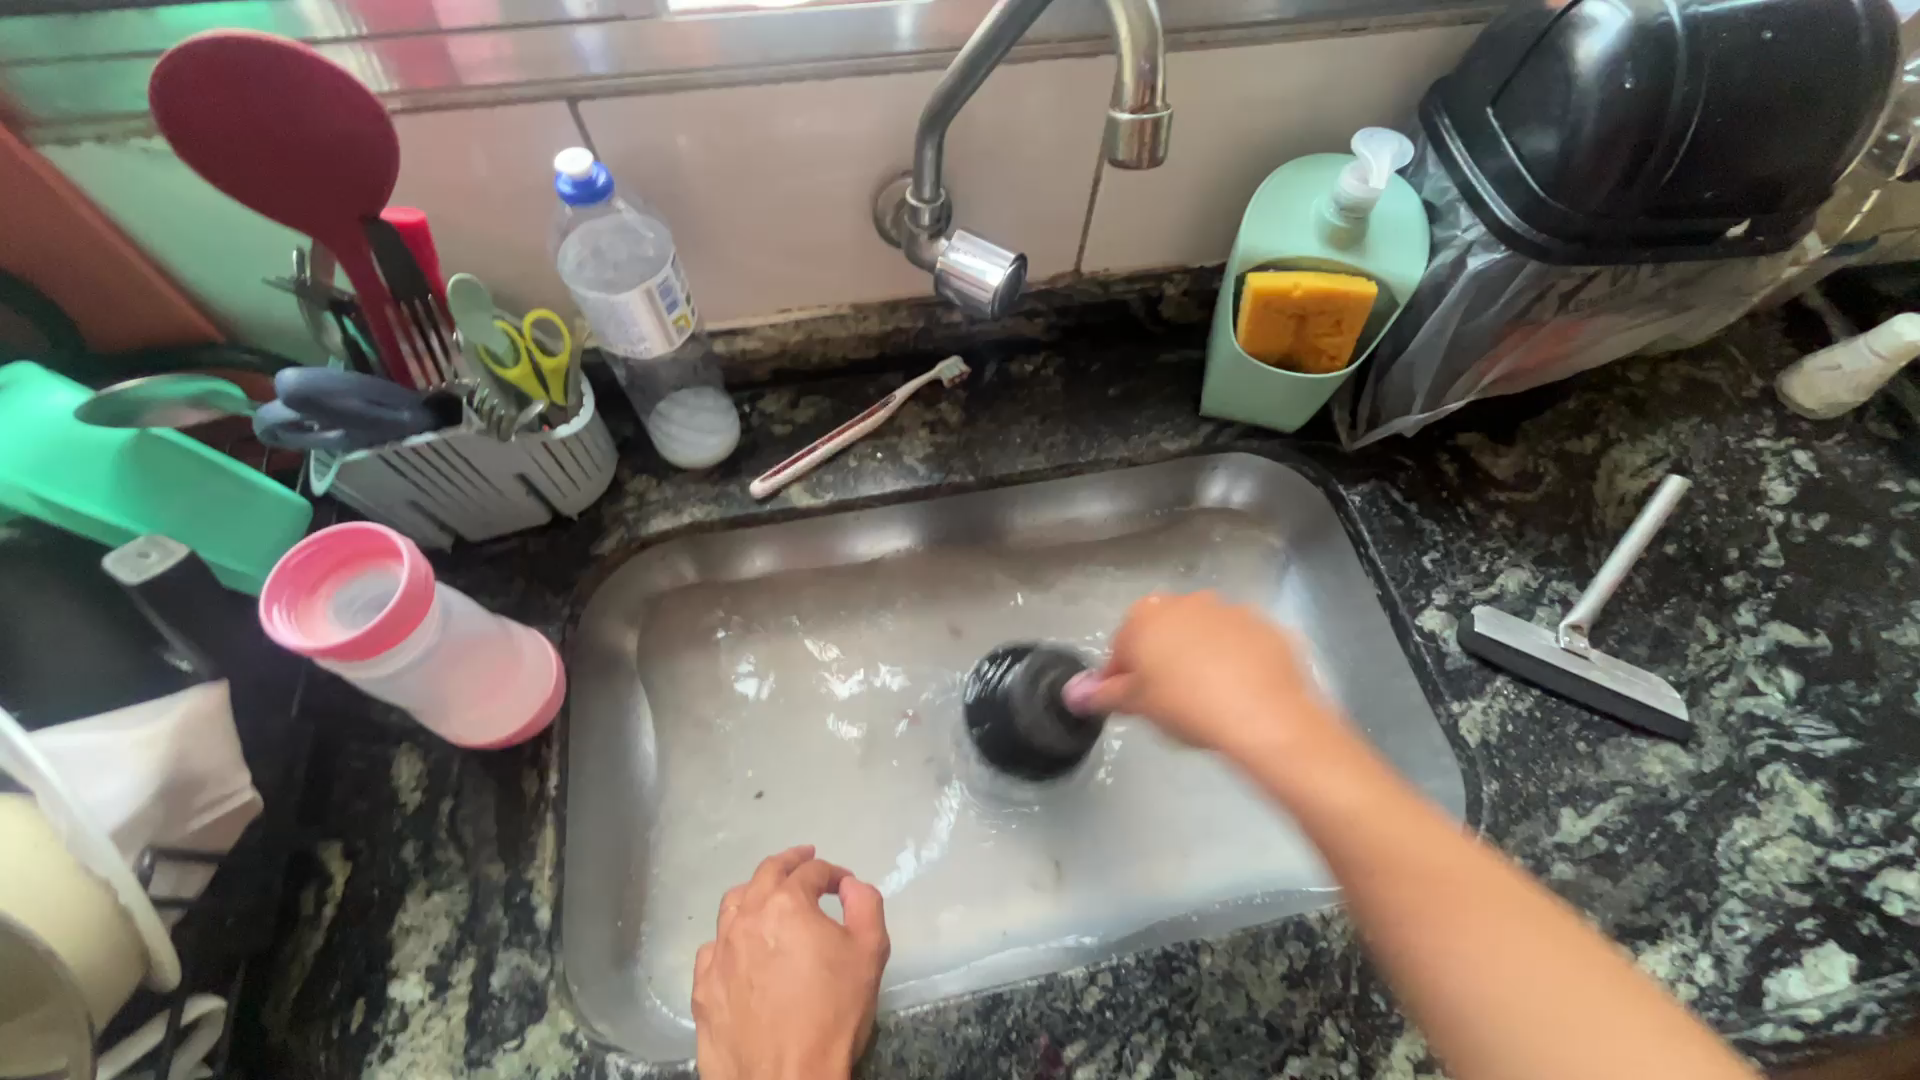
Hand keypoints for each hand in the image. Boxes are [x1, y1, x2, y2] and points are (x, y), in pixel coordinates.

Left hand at [693, 845, 890, 1079]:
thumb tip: (849, 886)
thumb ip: (865, 904)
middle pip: (766, 874)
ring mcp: (719, 954)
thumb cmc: (834, 1014)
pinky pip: (713, 949)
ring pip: (733, 905)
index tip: (845, 885)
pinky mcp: (702, 989)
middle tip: (805, 859)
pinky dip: (730, 938)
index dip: (832, 873)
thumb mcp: (870, 952)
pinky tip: (741, 949)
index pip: (811, 871)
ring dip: (755, 892)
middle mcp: (747, 918)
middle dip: (790, 862)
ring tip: (769, 897)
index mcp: (786, 904)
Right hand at [1064, 591, 1351, 762]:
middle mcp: (1186, 602)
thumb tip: (1071, 693)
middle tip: (1166, 701)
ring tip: (1206, 698)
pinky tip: (1239, 691)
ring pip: (1202, 635)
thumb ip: (1101, 693)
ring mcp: (1230, 610)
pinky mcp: (1266, 626)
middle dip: (1161, 661)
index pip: (1121, 646)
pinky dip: (1235, 661)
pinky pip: (1240, 644)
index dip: (1121, 677)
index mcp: (1146, 615)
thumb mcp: (1136, 704)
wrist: (1265, 715)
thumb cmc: (1186, 704)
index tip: (1130, 702)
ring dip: (1198, 657)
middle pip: (1162, 633)